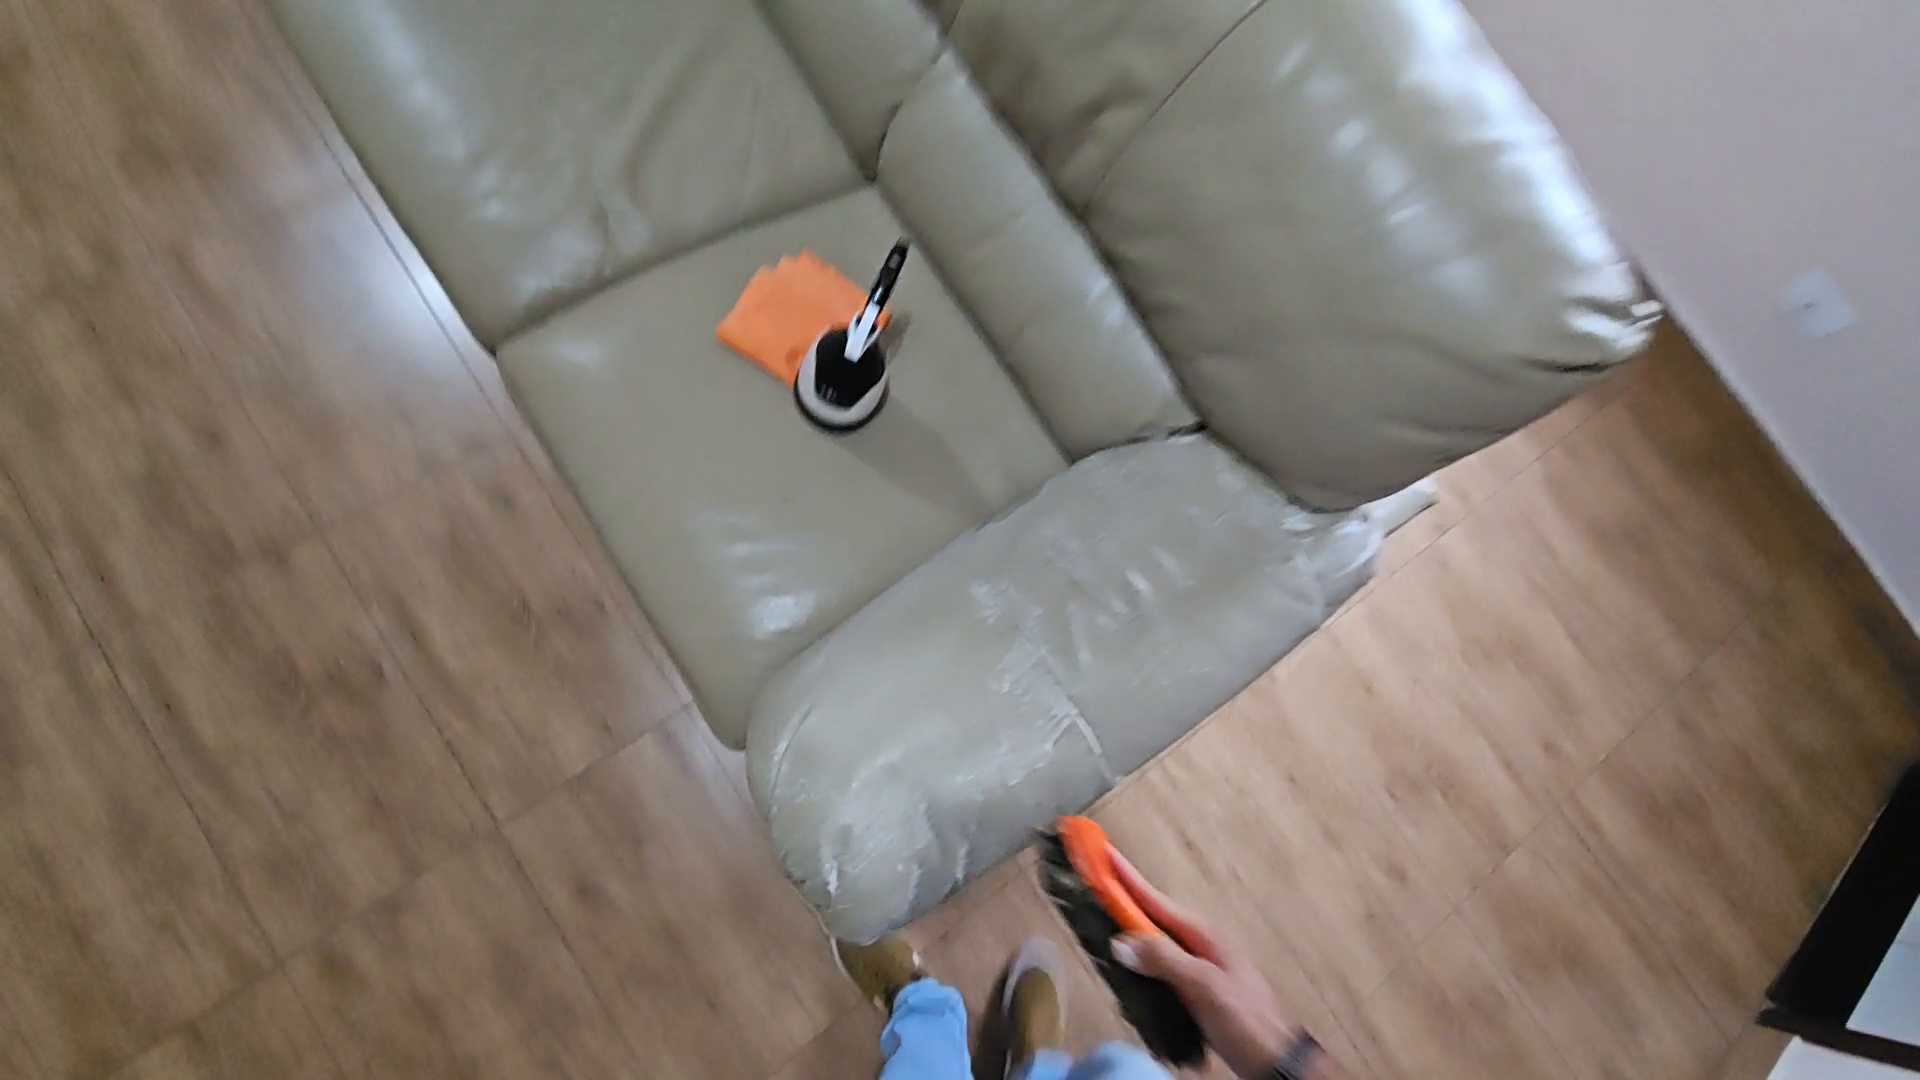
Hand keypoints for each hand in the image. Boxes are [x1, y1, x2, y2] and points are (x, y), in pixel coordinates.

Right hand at [1107, 853, 1329, 1079]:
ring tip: (1103, 928)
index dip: (1128, 877)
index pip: (1155, 899)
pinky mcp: (1198, 992)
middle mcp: (1199, 943)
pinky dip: (1142, 966)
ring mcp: (1200, 967)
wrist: (1283, 1065)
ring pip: (1156, 944)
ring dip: (1131, 936)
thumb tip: (1119, 941)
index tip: (1104, 852)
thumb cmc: (1247, 1019)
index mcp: (1202, 933)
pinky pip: (1162, 969)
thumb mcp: (1205, 987)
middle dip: (1124, 903)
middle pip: (1153, 917)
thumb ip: (1164, 961)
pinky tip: (1129, 977)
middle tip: (1094, 890)